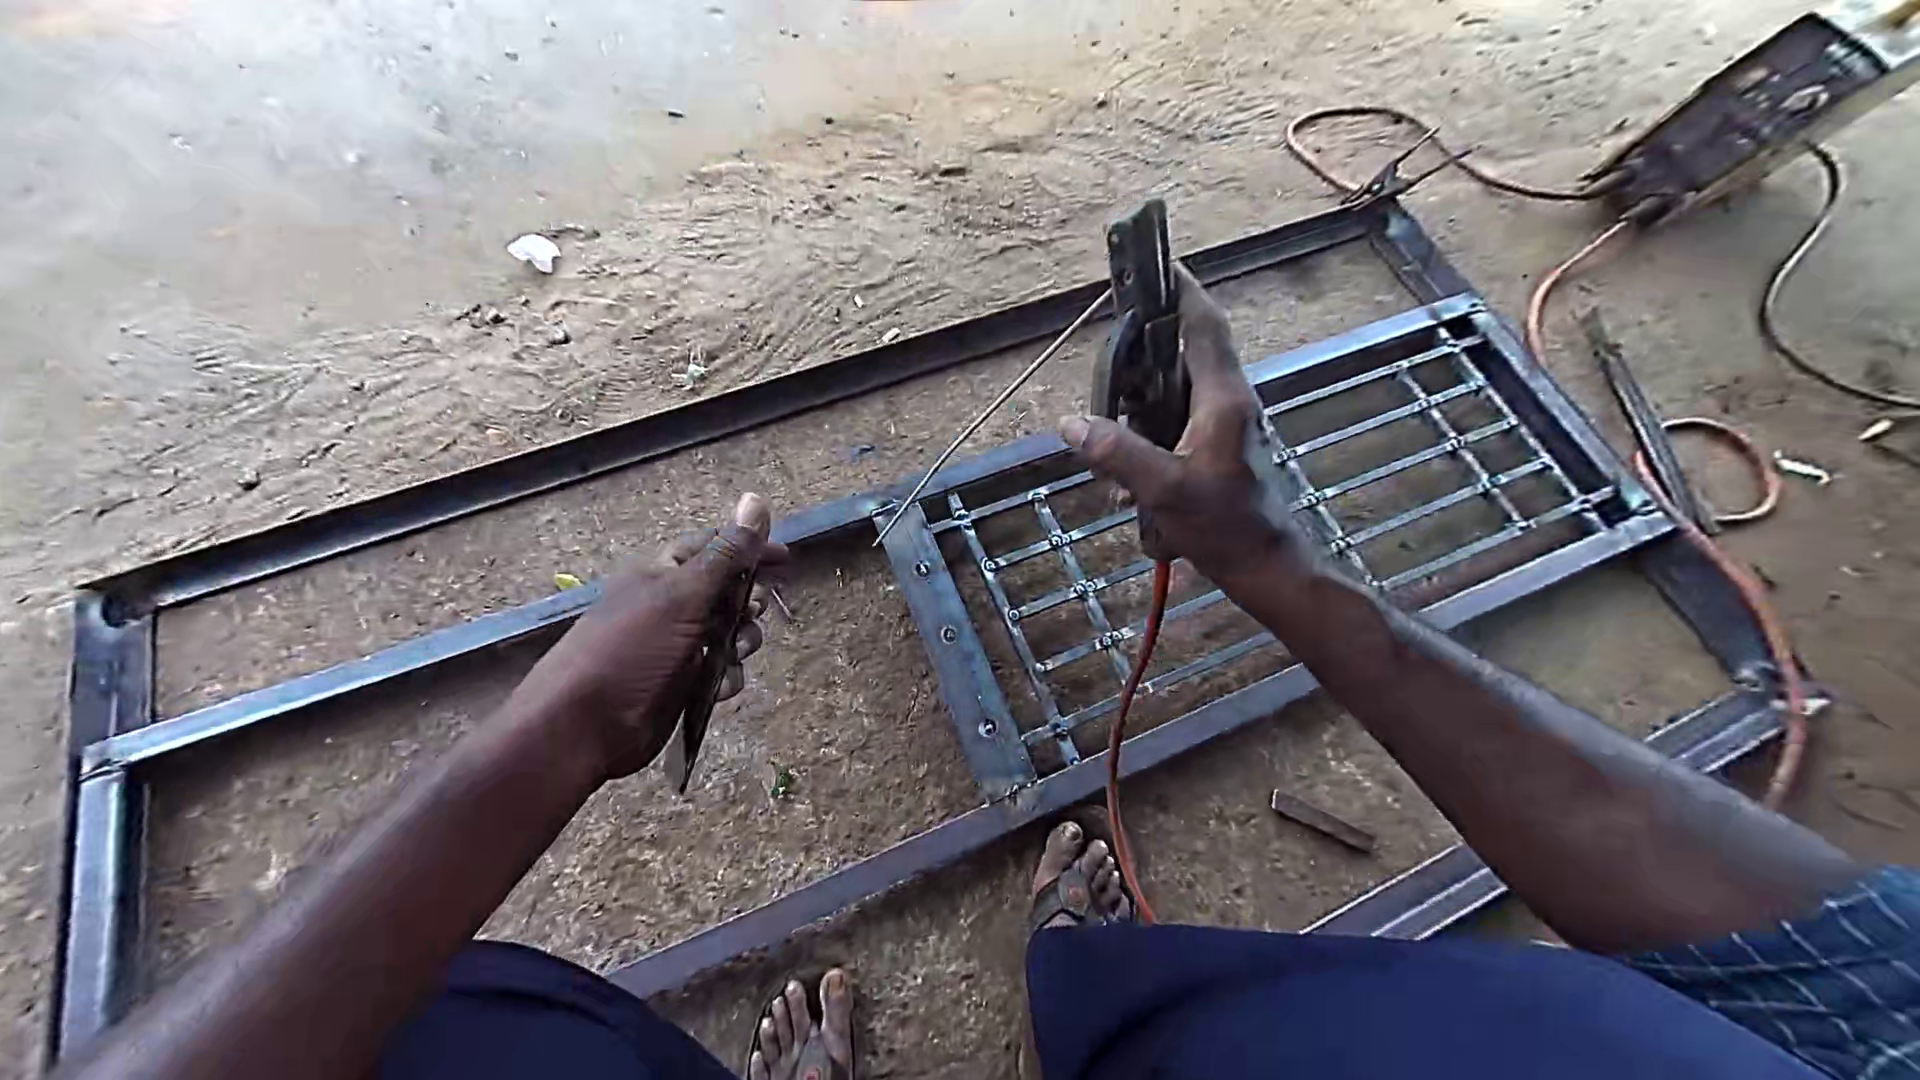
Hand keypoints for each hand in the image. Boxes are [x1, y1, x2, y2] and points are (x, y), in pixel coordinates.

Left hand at [508, 492, 789, 780]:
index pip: (717, 546)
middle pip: (729, 591)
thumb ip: (726, 553)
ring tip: (734, 653)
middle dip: (747, 603)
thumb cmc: (631, 648)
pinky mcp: (683, 680)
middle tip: (749, 613)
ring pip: (731, 632)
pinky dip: (727, 675)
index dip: (750, 548)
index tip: (785, 558)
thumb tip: (755, 500)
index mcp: (664, 572)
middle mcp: (672, 604)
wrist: (583, 727)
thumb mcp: (683, 594)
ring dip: (741, 642)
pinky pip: (722, 668)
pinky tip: (718, 686)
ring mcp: (678, 643)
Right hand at [1059, 264, 1311, 585]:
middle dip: (1147, 349)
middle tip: (1110, 356)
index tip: (1160, 267)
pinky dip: (1147, 427)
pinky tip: (1124, 462)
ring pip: (1176, 389)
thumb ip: (1117, 452)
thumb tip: (1072, 423)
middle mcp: (1225, 403)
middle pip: (1185, 353)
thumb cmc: (1223, 523)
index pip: (1204, 328)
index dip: (1183, 293)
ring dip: (1142, 397)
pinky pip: (1174, 421)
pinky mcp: (1212, 448)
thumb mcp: (1164, 487)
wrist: (1261, 564)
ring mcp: (1220, 427)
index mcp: (1222, 399)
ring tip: (1109, 414)